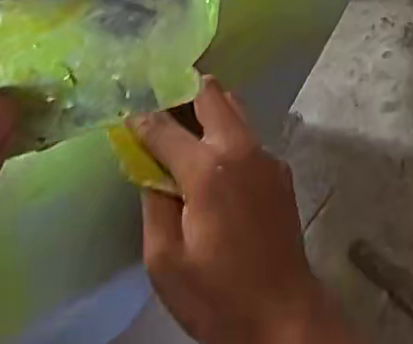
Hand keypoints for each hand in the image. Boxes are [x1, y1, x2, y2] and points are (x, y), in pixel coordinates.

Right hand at [132, 78, 354, 343]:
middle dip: (180, 93)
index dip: (141, 119)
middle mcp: (239, 148)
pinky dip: (225, 130)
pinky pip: (247, 132)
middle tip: (158, 107)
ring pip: (233, 105)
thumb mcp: (165, 261)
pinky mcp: (279, 169)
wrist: (286, 320)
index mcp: (207, 169)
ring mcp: (265, 155)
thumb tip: (147, 166)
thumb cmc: (219, 297)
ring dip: (206, 107)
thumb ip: (152, 202)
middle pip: (208, 92)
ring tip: (183, 129)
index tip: (126, 114)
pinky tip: (213, 160)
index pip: (164, 126)